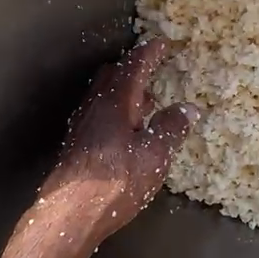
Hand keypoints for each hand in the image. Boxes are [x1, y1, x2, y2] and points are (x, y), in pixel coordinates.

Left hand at [36, 39, 199, 246]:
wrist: (70, 214)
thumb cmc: (116, 181)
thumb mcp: (155, 154)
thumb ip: (172, 127)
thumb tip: (188, 108)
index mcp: (116, 101)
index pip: (135, 65)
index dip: (151, 52)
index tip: (163, 43)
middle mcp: (95, 107)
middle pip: (113, 76)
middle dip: (133, 70)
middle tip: (153, 70)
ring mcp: (82, 127)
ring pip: (104, 97)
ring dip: (125, 94)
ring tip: (146, 103)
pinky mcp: (77, 147)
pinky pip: (99, 116)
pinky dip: (117, 113)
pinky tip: (126, 134)